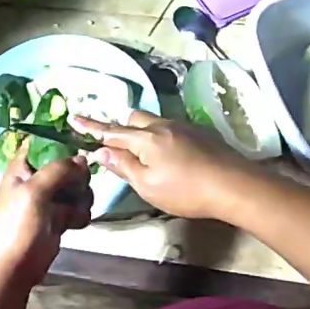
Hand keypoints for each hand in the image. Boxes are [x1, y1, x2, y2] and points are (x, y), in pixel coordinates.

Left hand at [0, 144, 92, 289]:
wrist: (12, 270)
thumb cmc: (16, 226)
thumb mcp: (34, 192)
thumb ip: (59, 170)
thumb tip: (83, 159)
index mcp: (24, 165)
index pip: (45, 140)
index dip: (64, 141)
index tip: (81, 147)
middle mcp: (38, 178)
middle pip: (69, 163)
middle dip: (78, 176)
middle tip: (76, 188)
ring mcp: (49, 198)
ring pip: (77, 185)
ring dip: (82, 197)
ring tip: (73, 211)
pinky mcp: (59, 217)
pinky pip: (79, 206)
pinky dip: (80, 214)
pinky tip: (75, 224)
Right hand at [70, 112, 255, 220]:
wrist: (234, 185)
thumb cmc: (186, 191)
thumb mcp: (148, 186)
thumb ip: (124, 166)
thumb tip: (101, 151)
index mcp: (145, 139)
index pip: (111, 131)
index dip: (92, 127)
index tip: (75, 118)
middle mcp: (161, 125)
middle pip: (134, 118)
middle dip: (122, 128)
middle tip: (119, 147)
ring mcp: (183, 126)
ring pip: (154, 122)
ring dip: (144, 133)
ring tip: (149, 156)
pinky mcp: (200, 133)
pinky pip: (172, 128)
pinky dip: (163, 138)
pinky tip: (174, 158)